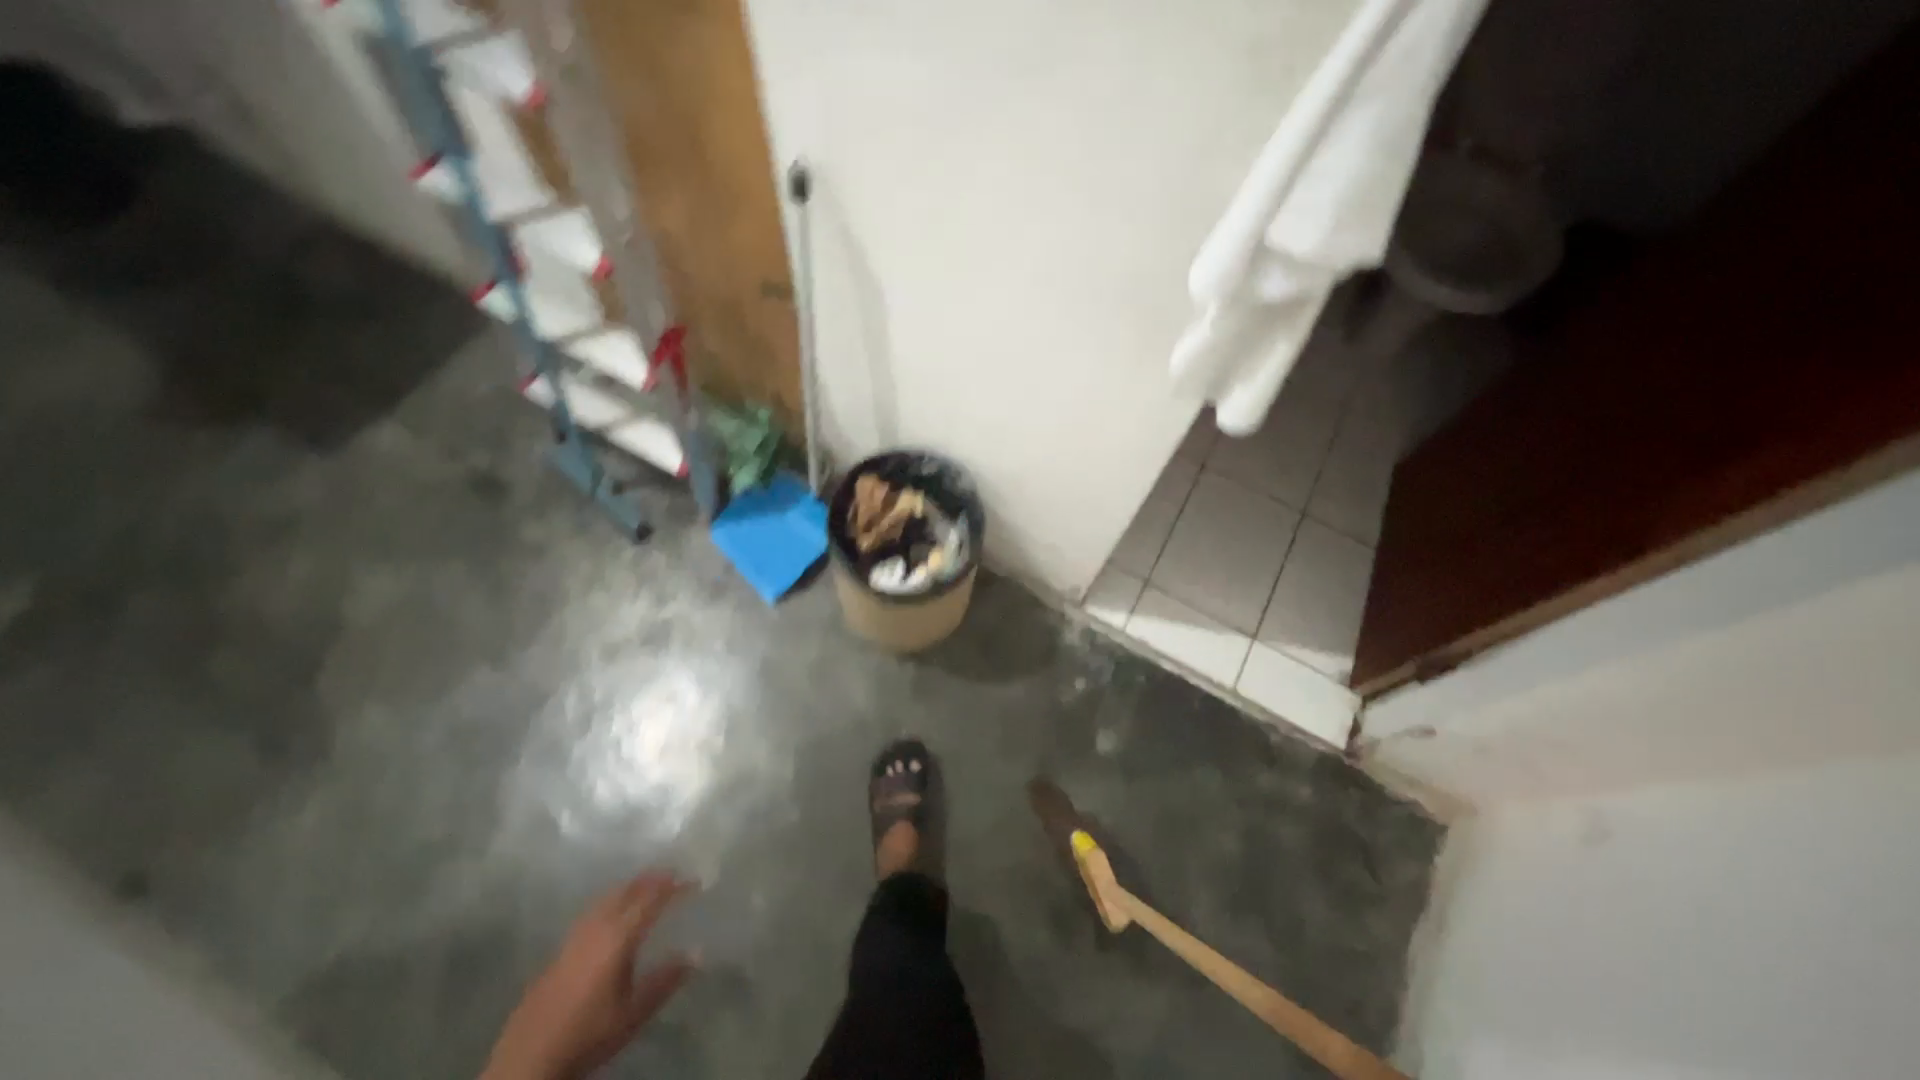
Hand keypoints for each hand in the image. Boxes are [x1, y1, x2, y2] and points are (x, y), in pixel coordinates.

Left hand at [482, 871, 695, 1079]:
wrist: (530, 1058)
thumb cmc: (589, 1033)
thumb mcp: (634, 1012)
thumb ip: (665, 980)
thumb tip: (696, 953)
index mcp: (617, 939)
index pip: (650, 901)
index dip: (673, 887)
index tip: (693, 879)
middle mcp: (594, 930)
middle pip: (625, 892)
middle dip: (649, 879)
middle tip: (672, 873)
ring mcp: (573, 939)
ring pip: (604, 900)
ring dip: (628, 888)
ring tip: (646, 886)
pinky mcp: (559, 951)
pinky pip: (592, 912)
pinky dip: (610, 902)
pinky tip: (612, 915)